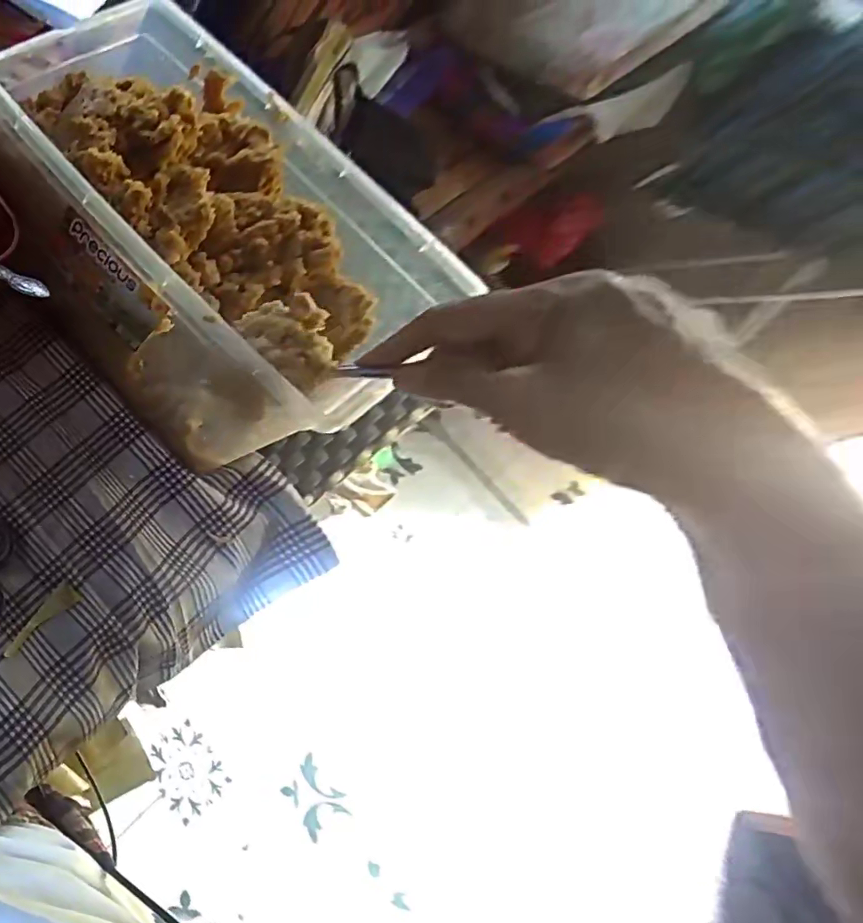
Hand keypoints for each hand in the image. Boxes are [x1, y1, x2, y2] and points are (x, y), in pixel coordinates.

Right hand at [360, 271, 822, 509]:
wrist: (732, 458)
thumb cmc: (610, 422)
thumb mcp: (515, 403)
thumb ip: (450, 382)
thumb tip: (399, 372)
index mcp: (561, 298)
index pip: (459, 314)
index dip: (404, 342)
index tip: (364, 367)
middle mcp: (597, 291)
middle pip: (495, 323)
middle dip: (454, 359)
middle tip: (426, 397)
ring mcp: (631, 310)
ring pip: (531, 336)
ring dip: (492, 369)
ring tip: (480, 406)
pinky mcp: (653, 335)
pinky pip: (567, 345)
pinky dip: (531, 370)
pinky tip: (530, 400)